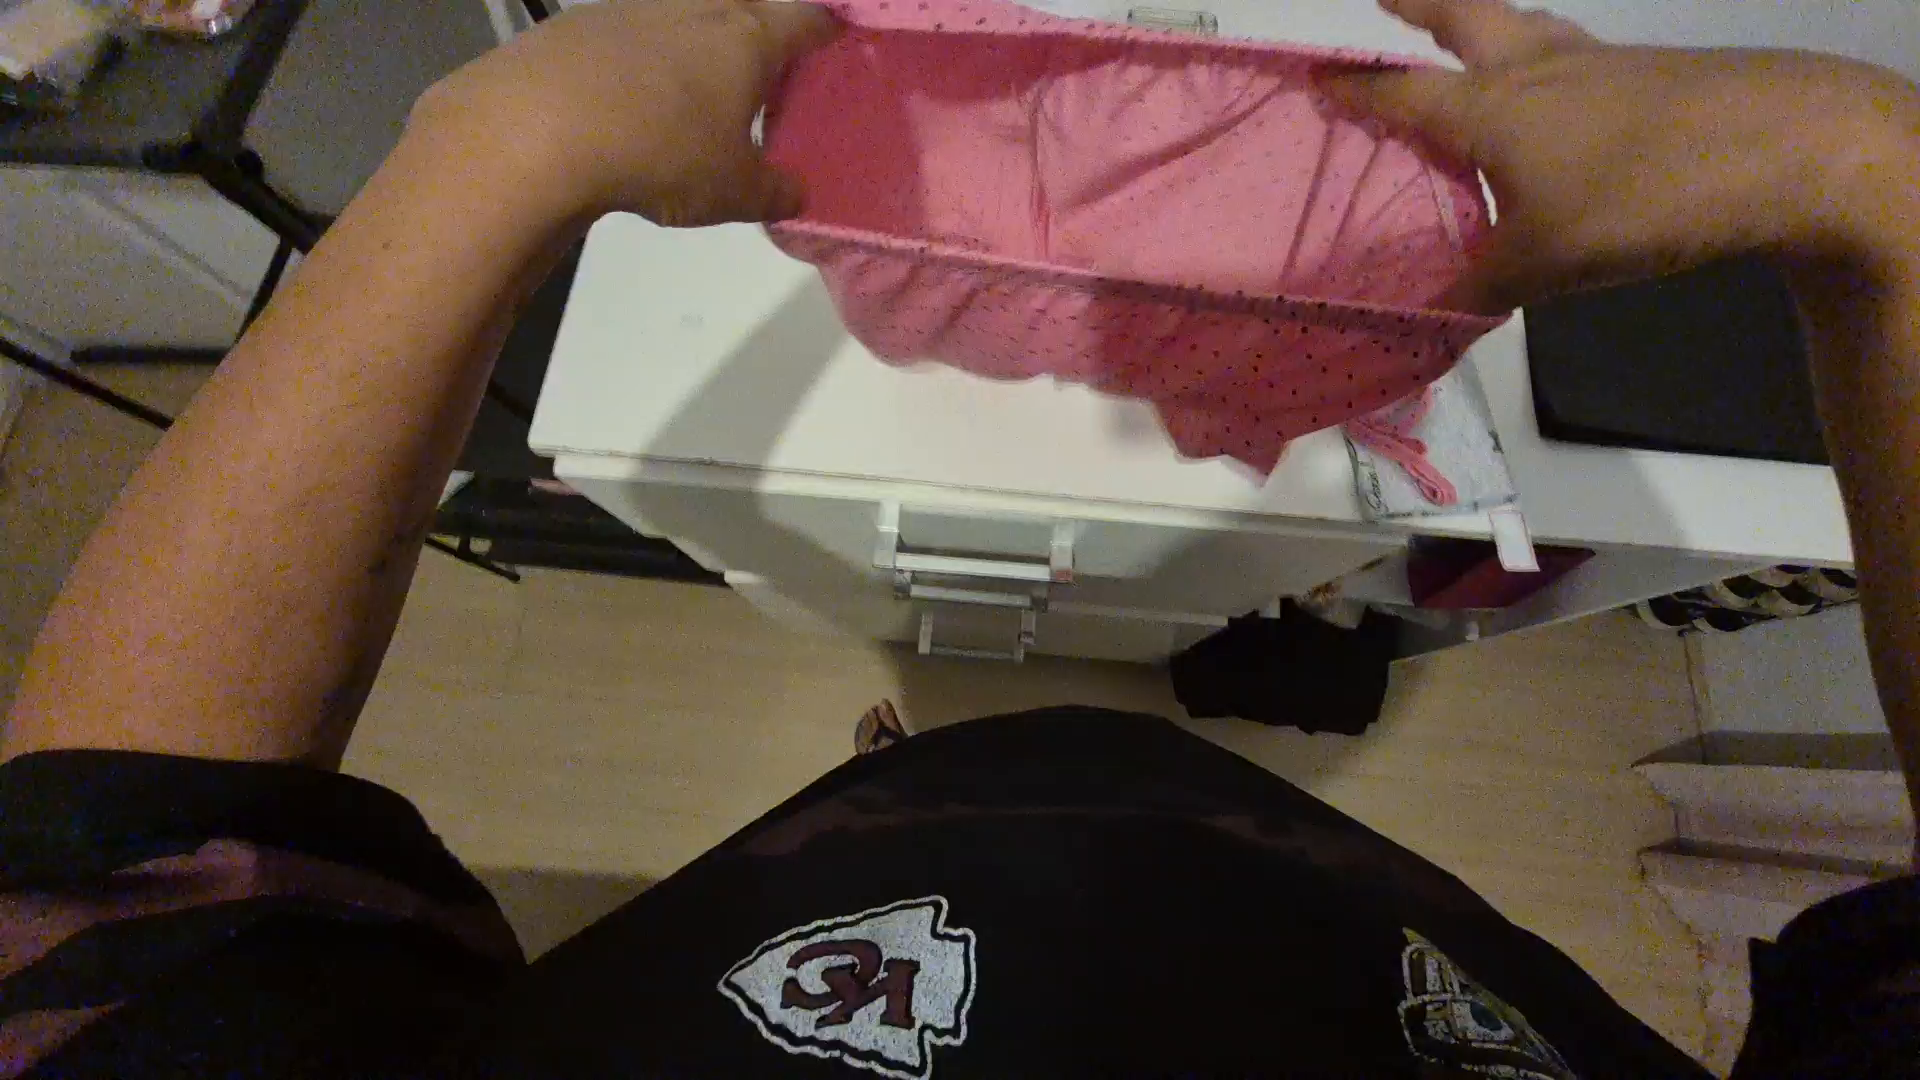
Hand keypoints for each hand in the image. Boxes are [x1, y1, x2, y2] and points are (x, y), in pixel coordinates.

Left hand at [413, 0, 838, 227]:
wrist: (542, 127)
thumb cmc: (665, 153)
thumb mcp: (736, 192)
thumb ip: (776, 193)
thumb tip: (798, 195)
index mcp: (747, 40)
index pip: (804, 20)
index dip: (826, 29)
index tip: (838, 39)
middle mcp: (698, 7)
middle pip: (748, 4)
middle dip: (768, 28)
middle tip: (776, 66)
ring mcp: (640, 8)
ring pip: (693, 14)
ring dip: (710, 40)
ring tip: (714, 85)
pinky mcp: (589, 23)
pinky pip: (645, 32)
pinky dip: (661, 56)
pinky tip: (651, 95)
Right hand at [1320, 0, 1919, 312]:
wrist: (1799, 153)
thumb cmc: (1640, 202)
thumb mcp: (1535, 267)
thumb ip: (1471, 288)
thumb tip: (1429, 314)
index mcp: (1496, 111)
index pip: (1406, 94)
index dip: (1357, 89)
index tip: (1316, 76)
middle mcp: (1541, 72)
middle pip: (1471, 17)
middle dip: (1423, 4)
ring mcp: (1599, 66)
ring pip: (1525, 28)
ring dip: (1482, 26)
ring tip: (1458, 40)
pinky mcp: (1646, 77)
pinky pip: (1566, 60)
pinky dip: (1533, 66)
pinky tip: (1539, 103)